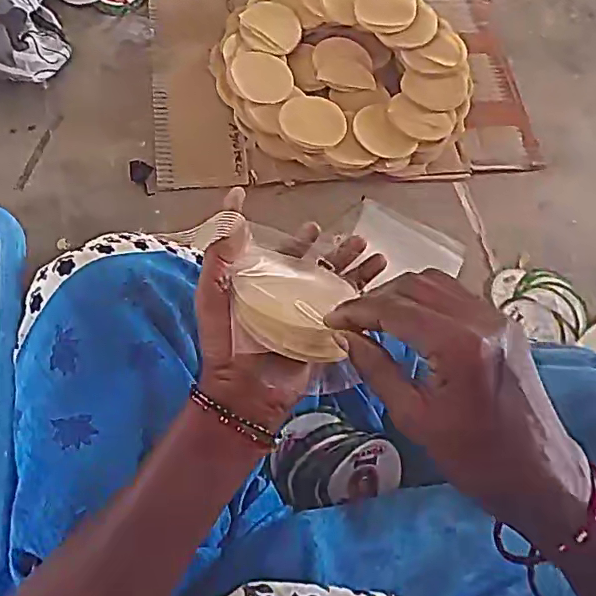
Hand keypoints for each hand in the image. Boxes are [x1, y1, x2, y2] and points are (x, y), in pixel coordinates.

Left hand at [194, 187, 385, 432]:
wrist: (243, 389)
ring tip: (378, 257)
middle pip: (321, 269)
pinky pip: (349, 318)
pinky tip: (381, 290)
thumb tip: (231, 206)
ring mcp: (309, 318)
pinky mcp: (325, 338)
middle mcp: (289, 298)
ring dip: (359, 272)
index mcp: (263, 284)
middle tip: (359, 239)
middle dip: (341, 253)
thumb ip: (221, 251)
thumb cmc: (225, 340)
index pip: (287, 256)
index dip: (301, 241)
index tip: (314, 225)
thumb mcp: (214, 290)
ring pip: (339, 289)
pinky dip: (366, 303)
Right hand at [327, 271, 591, 545]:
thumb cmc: (476, 460)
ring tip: (374, 318)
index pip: (396, 309)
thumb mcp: (415, 418)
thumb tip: (345, 338)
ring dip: (401, 295)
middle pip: (416, 285)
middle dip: (376, 298)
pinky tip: (409, 321)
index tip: (330, 321)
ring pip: (437, 283)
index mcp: (459, 344)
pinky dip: (426, 300)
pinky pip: (457, 296)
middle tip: (349, 321)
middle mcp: (481, 319)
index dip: (357, 311)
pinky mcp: (505, 325)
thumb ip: (377, 369)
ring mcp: (497, 318)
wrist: (542, 477)